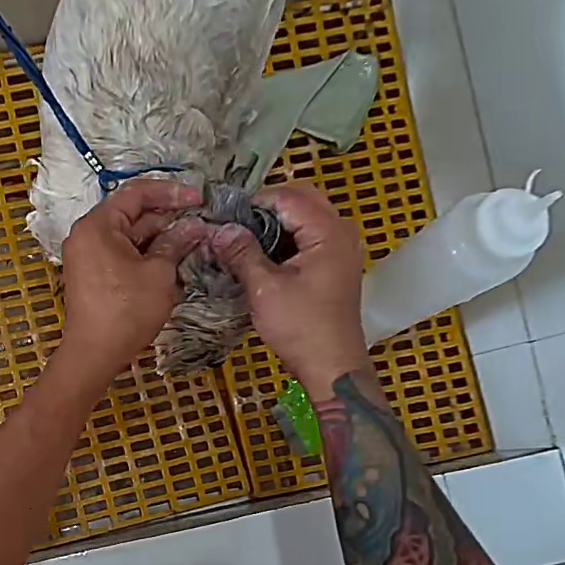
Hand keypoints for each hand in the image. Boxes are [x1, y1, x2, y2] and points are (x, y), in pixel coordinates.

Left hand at [56, 179, 209, 382]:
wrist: (95, 354)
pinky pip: (122, 255)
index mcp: (98, 225)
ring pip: (129, 238)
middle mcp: (88, 234)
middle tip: (200, 224)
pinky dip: (146, 255)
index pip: (136, 193)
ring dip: (159, 239)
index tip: (199, 198)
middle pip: (132, 215)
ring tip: (192, 243)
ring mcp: (88, 256)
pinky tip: (171, 261)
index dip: (171, 192)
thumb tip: (194, 227)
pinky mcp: (94, 276)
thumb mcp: (159, 275)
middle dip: (167, 219)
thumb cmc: (126, 311)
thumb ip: (176, 244)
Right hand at [208, 183, 368, 397]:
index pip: (286, 196)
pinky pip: (313, 239)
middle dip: (267, 209)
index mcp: (328, 231)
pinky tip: (266, 259)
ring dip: (279, 225)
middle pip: (302, 199)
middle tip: (237, 228)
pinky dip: (291, 241)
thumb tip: (219, 230)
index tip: (226, 218)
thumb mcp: (264, 289)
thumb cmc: (302, 329)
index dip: (253, 203)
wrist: (333, 368)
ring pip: (308, 219)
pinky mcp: (338, 268)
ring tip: (247, 244)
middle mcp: (342, 233)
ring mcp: (344, 250)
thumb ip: (242, 253)